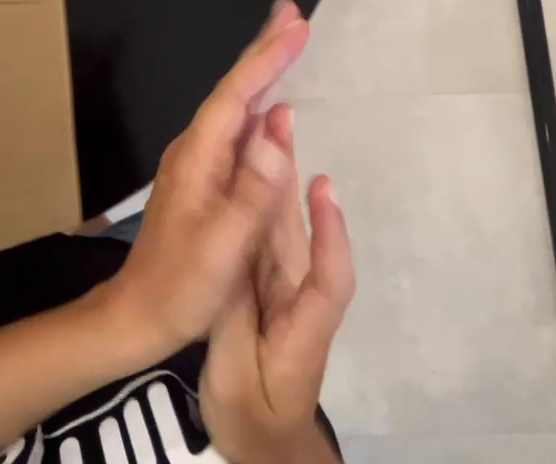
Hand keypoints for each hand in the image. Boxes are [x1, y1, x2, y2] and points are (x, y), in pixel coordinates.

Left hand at [98, 0, 310, 357]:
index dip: (265, 59)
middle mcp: (195, 150)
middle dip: (263, 51)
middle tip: (292, 14)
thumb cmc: (181, 284)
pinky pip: (237, 133)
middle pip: (233, 91)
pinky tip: (272, 111)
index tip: (296, 26)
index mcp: (198, 157)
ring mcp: (198, 165)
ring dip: (261, 75)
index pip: (236, 96)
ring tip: (288, 44)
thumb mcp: (222, 244)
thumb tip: (276, 130)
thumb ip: (251, 191)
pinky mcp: (205, 182)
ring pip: (235, 108)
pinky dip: (258, 110)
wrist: (138, 313)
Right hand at [200, 105, 354, 463]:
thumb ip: (234, 318)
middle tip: (284, 124)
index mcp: (303, 327)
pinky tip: (247, 176)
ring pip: (283, 232)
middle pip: (303, 238)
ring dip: (278, 183)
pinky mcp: (265, 290)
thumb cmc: (252, 415)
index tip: (322, 187)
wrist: (261, 447)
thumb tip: (227, 262)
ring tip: (269, 131)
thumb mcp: (235, 375)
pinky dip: (260, 206)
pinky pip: (264, 244)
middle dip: (296, 184)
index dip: (328, 234)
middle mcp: (298, 300)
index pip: (327, 279)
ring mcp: (282, 292)